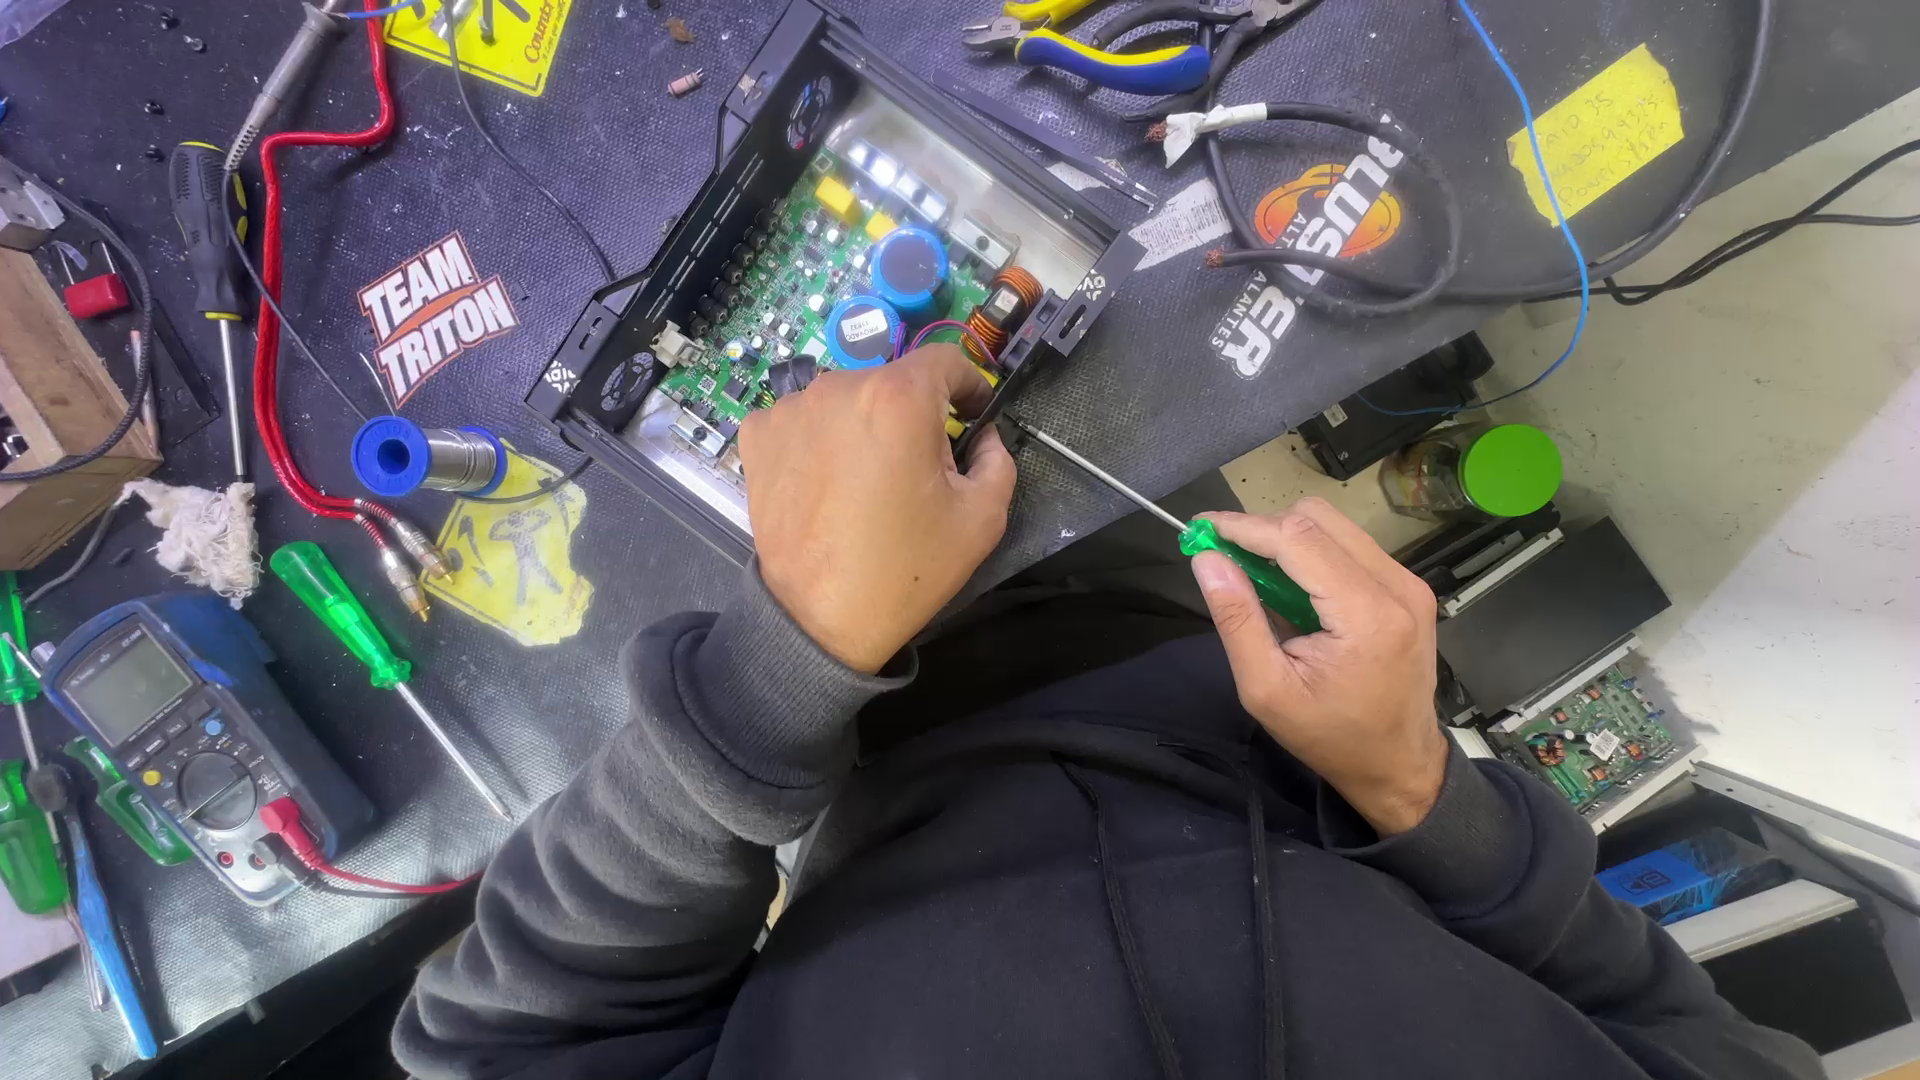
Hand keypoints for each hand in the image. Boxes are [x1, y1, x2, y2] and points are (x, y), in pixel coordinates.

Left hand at [739, 345, 1015, 673]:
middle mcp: (839, 386)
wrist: (820, 620)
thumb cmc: (908, 569)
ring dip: (866, 425)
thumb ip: (998, 458)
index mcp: (898, 398)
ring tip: (867, 481)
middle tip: (919, 469)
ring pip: (848, 400)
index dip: (969, 384)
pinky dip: (820, 438)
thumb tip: (982, 436)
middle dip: (916, 415)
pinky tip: (826, 481)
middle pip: (894, 383)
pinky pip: (804, 419)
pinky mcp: (758, 435)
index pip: (945, 361)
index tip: (972, 415)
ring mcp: (790, 409)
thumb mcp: (983, 518)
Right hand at [1190, 498, 1446, 834]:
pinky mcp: (1406, 587)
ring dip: (1284, 538)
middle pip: (1316, 518)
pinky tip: (1288, 588)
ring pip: (1332, 525)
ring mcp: (1407, 584)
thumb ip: (1236, 619)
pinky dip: (1307, 553)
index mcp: (1366, 615)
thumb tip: (1206, 559)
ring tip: (1253, 575)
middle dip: (1262, 528)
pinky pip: (1347, 545)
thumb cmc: (1329, 736)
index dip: (1241, 526)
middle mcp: (1396, 587)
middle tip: (1224, 557)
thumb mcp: (1265, 688)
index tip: (1198, 529)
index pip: (1296, 539)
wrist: (1398, 765)